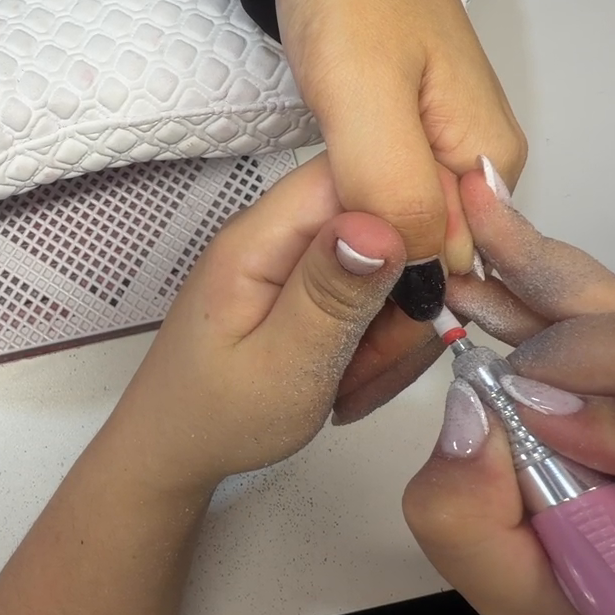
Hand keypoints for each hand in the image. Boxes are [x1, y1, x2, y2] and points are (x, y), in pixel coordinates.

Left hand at [106, 154, 406, 493]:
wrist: (176, 443)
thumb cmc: (216, 415)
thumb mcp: (283, 365)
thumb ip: (331, 295)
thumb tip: (382, 221)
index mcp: (258, 239)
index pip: (353, 172)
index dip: (415, 211)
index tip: (438, 284)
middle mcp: (275, 233)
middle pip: (381, 218)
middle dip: (406, 291)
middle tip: (378, 360)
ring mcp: (292, 258)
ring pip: (387, 262)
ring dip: (393, 327)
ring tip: (354, 380)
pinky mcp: (304, 284)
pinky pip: (371, 292)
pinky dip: (379, 337)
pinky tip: (353, 376)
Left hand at [276, 0, 526, 423]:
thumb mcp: (360, 95)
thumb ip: (389, 183)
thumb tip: (415, 269)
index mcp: (481, 162)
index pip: (452, 276)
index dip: (394, 325)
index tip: (340, 372)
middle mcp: (470, 166)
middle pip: (431, 270)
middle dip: (379, 321)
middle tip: (326, 380)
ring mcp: (433, 153)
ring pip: (403, 248)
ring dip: (364, 293)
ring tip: (318, 351)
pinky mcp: (397, 140)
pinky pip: (383, 216)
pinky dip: (354, 250)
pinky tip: (326, 279)